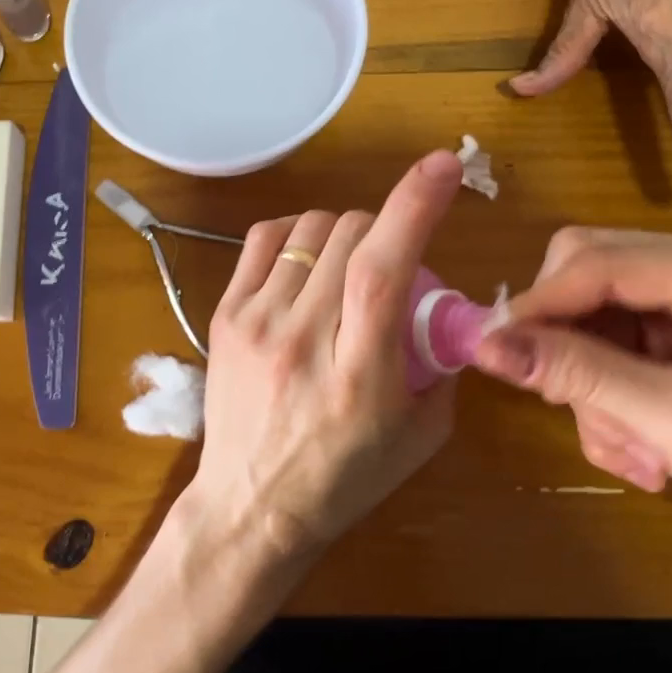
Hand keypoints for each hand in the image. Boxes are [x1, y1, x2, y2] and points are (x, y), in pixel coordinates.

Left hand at [183, 151, 462, 556]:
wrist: (251, 505)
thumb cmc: (344, 477)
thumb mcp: (420, 435)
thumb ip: (441, 362)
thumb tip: (446, 302)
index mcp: (358, 373)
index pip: (384, 268)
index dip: (416, 206)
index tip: (444, 167)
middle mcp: (303, 338)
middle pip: (349, 235)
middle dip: (386, 227)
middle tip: (391, 261)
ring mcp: (256, 321)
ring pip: (309, 229)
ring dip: (344, 232)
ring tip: (346, 267)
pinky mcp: (226, 314)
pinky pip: (265, 238)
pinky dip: (297, 233)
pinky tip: (307, 260)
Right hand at [474, 227, 671, 565]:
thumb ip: (578, 374)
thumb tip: (484, 344)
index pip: (606, 261)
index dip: (542, 301)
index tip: (489, 348)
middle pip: (593, 270)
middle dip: (569, 339)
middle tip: (560, 400)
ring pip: (595, 306)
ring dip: (587, 373)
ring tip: (623, 444)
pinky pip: (613, 333)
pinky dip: (604, 383)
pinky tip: (633, 437)